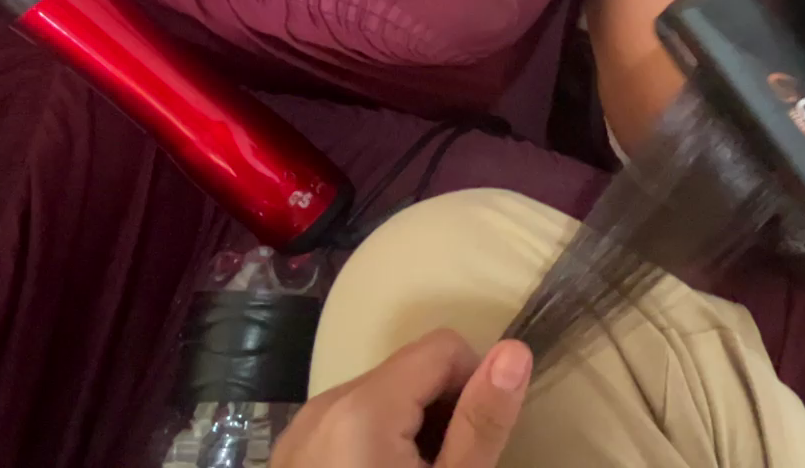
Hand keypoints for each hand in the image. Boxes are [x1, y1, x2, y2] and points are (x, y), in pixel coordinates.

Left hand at [274, 329, 532, 467]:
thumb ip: (482, 421)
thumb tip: (516, 349)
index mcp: (364, 404)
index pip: (446, 347)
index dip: (475, 385)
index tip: (473, 444)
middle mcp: (325, 403)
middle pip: (411, 369)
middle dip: (442, 411)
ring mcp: (299, 433)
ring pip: (382, 396)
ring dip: (411, 430)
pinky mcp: (289, 460)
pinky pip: (350, 423)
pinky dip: (377, 446)